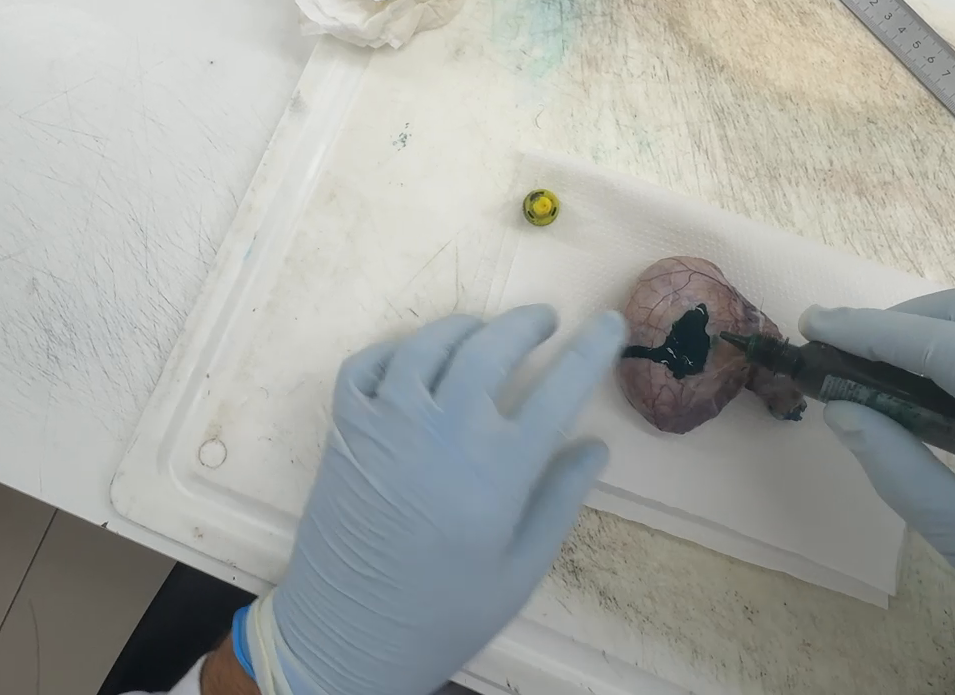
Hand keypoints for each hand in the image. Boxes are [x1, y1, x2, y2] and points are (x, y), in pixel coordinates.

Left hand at [251, 306, 624, 694]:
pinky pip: (368, 363)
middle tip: (542, 320)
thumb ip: (559, 501)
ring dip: (463, 327)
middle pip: (491, 347)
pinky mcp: (345, 425)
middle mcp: (444, 429)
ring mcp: (388, 420)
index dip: (591, 349)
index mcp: (497, 469)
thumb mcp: (519, 571)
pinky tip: (412, 360)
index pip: (559, 389)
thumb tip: (595, 445)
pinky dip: (394, 349)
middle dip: (525, 324)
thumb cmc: (443, 611)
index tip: (608, 322)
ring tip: (482, 331)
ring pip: (429, 343)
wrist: (346, 635)